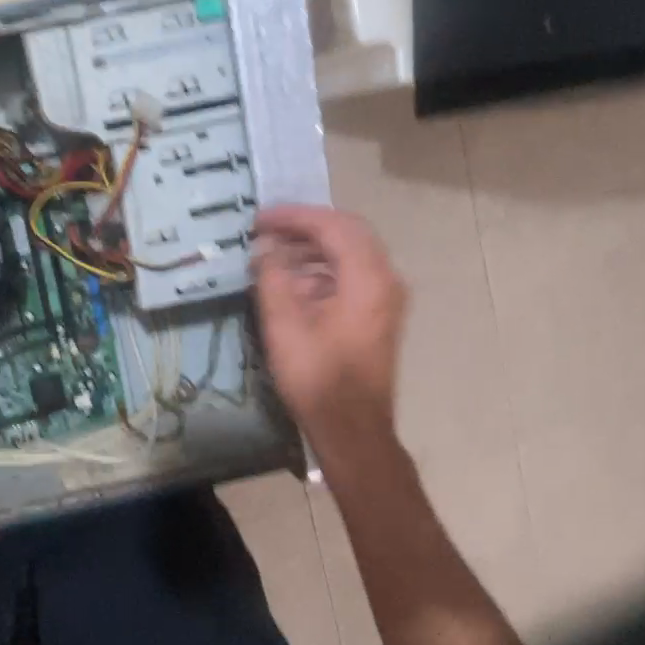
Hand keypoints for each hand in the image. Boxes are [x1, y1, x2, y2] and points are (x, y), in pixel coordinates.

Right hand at [252, 205, 407, 432]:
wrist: (351, 428)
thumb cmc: (316, 377)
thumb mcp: (283, 324)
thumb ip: (273, 277)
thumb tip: (266, 249)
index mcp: (368, 278)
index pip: (332, 226)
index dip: (294, 217)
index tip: (259, 219)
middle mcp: (386, 280)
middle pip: (347, 233)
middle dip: (305, 226)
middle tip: (266, 230)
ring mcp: (386, 298)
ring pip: (351, 253)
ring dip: (313, 247)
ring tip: (273, 253)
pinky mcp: (378, 315)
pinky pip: (352, 275)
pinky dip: (322, 268)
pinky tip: (292, 282)